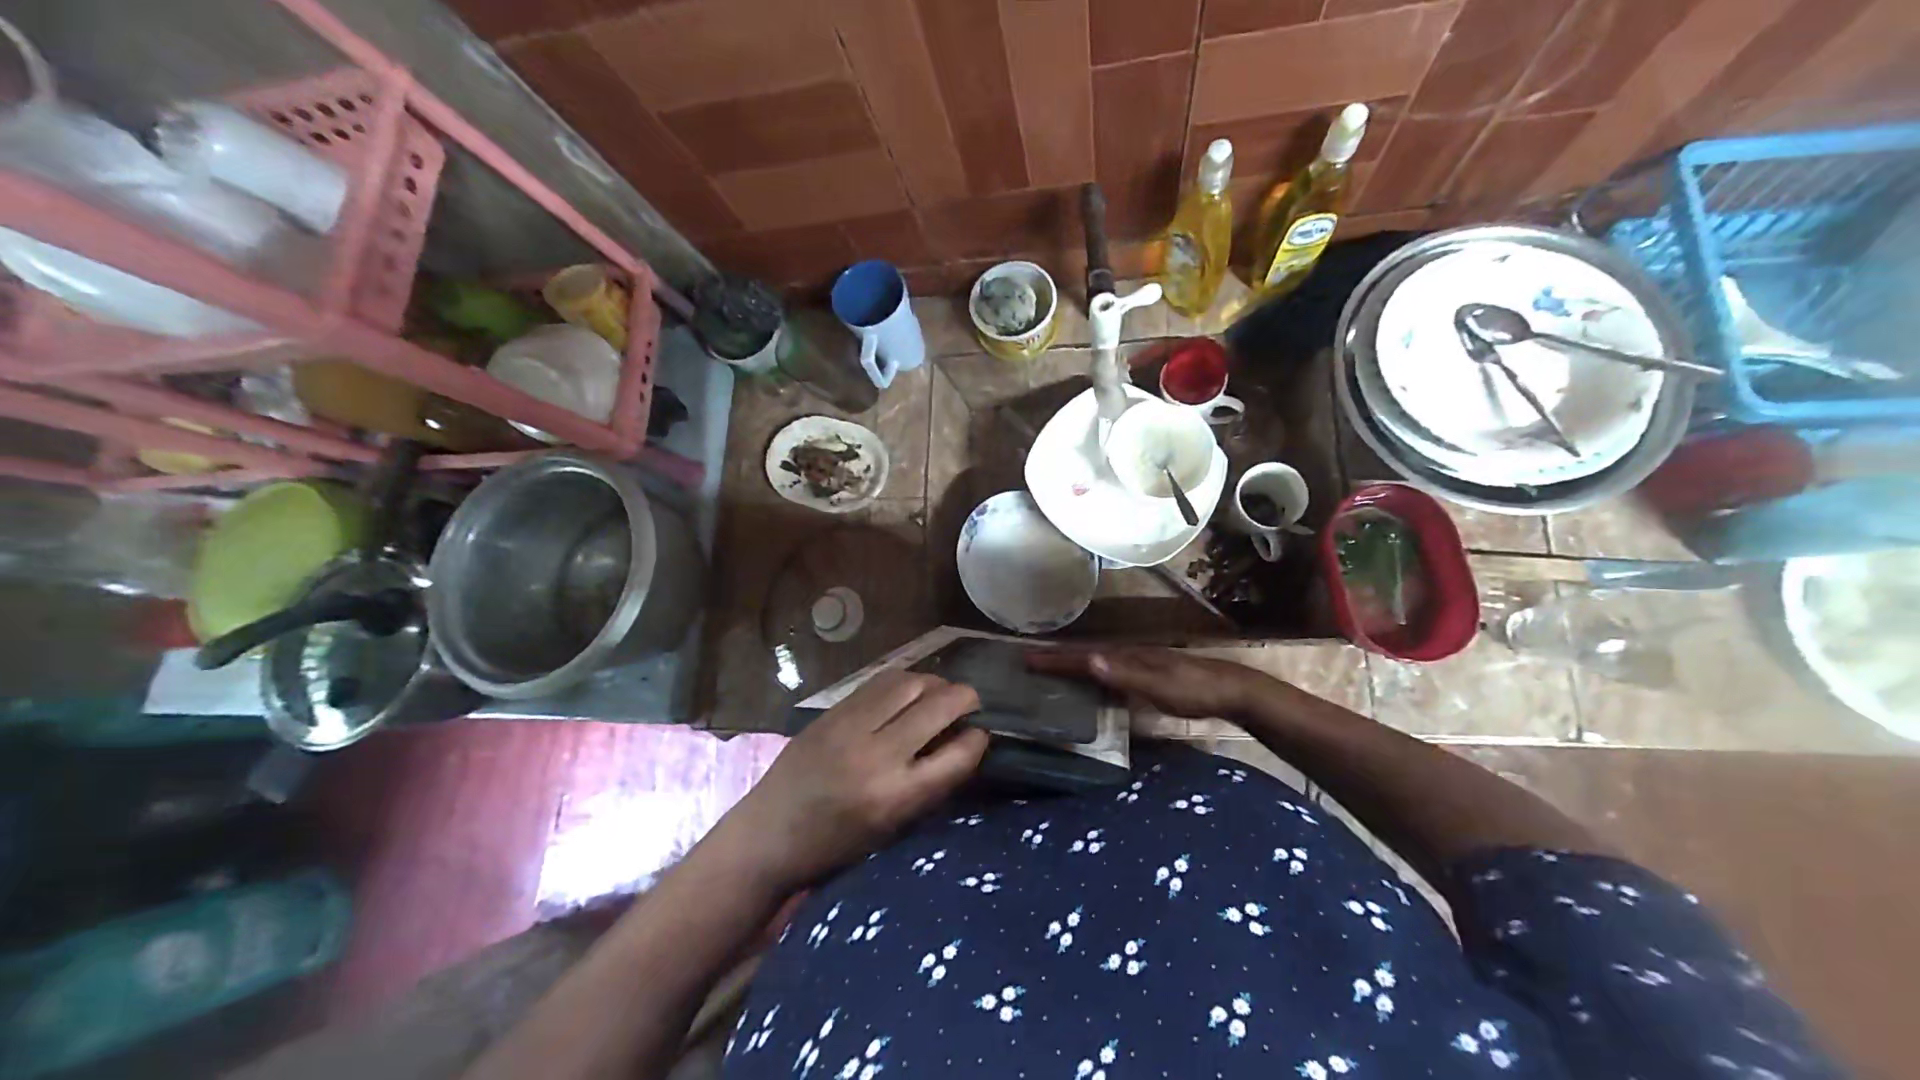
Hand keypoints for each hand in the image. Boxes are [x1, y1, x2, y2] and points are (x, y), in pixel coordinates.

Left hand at [711, 673, 988, 891]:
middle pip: (938, 705)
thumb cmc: (836, 848)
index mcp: (895, 797)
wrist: (768, 835)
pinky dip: (903, 682)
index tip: (981, 735)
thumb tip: (962, 743)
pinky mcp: (832, 712)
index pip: (958, 754)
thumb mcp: (892, 830)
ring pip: (910, 683)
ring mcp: (851, 727)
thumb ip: (929, 786)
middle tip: (970, 704)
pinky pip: (879, 683)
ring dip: (934, 683)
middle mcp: (876, 755)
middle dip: (965, 698)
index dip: (978, 740)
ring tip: (939, 693)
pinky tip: (908, 691)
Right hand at [1027, 646, 1266, 719]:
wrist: (1233, 690)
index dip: (1056, 659)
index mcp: (1128, 656)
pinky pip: (1111, 669)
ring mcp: (1140, 663)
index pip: (1084, 657)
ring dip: (1073, 662)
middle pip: (1087, 655)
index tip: (1027, 659)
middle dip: (1058, 657)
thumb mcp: (1160, 685)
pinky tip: (1092, 679)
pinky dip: (1093, 671)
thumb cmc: (1195, 690)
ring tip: (1051, 666)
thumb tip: (1088, 659)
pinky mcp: (1149, 674)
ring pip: (1098, 660)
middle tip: (1030, 660)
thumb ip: (1125, 674)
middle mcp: (1130, 655)